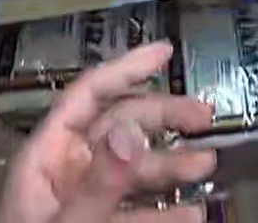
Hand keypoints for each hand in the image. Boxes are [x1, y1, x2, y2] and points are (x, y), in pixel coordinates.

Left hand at [0, 40, 218, 222]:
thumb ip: (98, 186)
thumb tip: (132, 130)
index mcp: (46, 157)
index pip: (90, 95)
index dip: (127, 67)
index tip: (166, 51)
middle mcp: (66, 171)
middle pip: (120, 126)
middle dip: (163, 117)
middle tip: (206, 115)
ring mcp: (82, 203)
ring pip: (134, 169)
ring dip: (172, 165)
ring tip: (210, 162)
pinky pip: (136, 214)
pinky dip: (165, 213)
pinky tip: (195, 217)